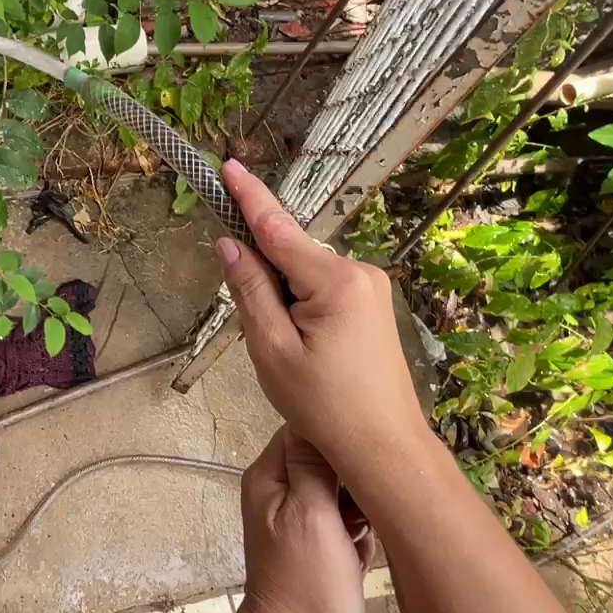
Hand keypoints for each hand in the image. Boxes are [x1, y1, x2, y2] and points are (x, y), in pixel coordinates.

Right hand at [214, 159, 424, 475]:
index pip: (278, 228)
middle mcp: (358, 272)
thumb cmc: (323, 403)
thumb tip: (229, 245)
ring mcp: (371, 287)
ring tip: (286, 351)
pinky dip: (298, 303)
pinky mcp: (372, 304)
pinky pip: (321, 287)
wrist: (383, 447)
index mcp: (334, 280)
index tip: (228, 165)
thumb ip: (249, 290)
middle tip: (261, 332)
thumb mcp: (271, 348)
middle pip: (290, 254)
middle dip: (263, 275)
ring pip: (304, 273)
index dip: (248, 196)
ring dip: (281, 295)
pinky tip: (301, 344)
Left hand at [234, 425, 373, 612]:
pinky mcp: (318, 545)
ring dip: (360, 510)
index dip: (339, 440)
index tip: (368, 458)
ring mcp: (298, 518)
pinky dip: (359, 534)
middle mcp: (279, 490)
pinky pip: (346, 521)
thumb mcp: (311, 512)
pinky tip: (361, 554)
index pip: (305, 431)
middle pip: (326, 460)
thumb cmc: (307, 582)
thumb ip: (312, 463)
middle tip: (363, 510)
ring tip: (361, 535)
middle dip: (353, 481)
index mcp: (269, 475)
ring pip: (342, 492)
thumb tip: (316, 417)